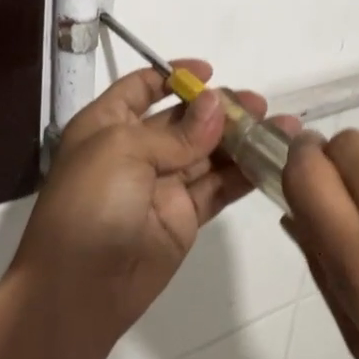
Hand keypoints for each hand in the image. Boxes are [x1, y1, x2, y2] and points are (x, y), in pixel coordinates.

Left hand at [11, 62, 264, 343]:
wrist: (79, 286)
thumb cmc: (90, 202)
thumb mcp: (123, 150)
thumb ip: (177, 132)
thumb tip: (218, 104)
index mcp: (106, 124)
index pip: (142, 89)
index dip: (174, 77)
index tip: (210, 72)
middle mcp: (135, 150)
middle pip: (183, 120)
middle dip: (219, 109)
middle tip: (258, 104)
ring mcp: (161, 185)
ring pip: (207, 153)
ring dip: (241, 139)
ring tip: (279, 126)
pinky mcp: (184, 217)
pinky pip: (217, 187)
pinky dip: (243, 174)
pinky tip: (271, 159)